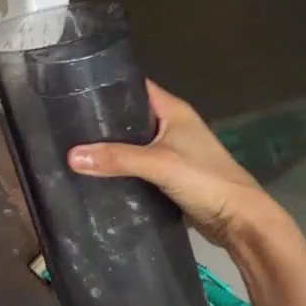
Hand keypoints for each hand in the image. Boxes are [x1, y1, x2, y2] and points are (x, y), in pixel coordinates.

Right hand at [67, 81, 283, 248]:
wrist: (241, 223)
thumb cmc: (207, 180)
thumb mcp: (159, 164)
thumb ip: (116, 158)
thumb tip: (71, 157)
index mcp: (173, 110)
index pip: (134, 86)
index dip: (105, 83)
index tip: (71, 85)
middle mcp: (171, 125)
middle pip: (128, 114)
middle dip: (100, 117)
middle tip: (64, 117)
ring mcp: (170, 150)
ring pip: (130, 140)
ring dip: (108, 144)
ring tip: (72, 142)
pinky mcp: (167, 173)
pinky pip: (134, 162)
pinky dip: (117, 165)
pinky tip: (95, 168)